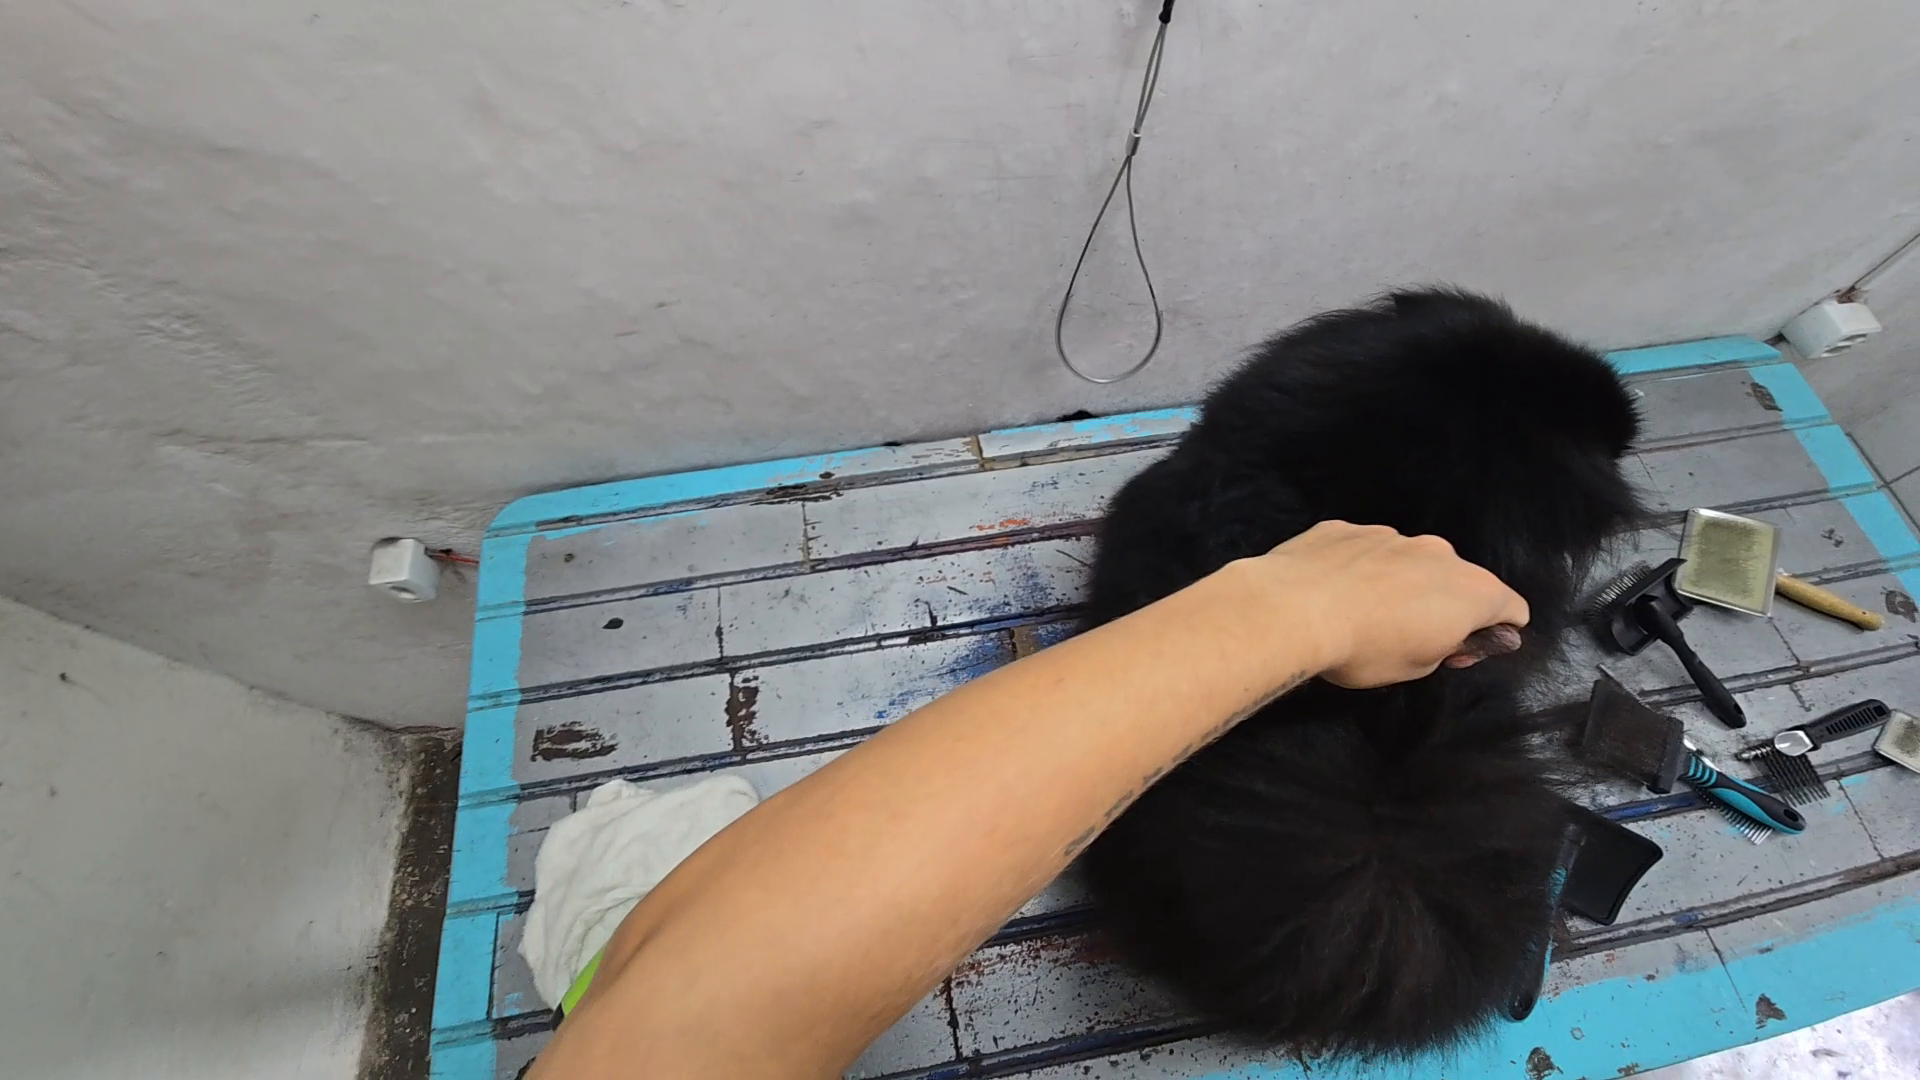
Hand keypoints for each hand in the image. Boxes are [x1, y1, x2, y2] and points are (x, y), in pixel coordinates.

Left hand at [1242, 521, 1529, 688]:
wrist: (1290, 609)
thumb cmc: (1362, 648)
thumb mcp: (1416, 668)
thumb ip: (1444, 646)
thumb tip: (1446, 634)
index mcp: (1471, 590)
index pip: (1510, 609)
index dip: (1491, 634)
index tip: (1456, 650)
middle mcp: (1436, 552)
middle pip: (1453, 579)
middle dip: (1438, 602)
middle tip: (1400, 633)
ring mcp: (1385, 534)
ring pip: (1403, 559)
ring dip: (1392, 580)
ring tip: (1353, 609)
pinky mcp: (1340, 528)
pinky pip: (1357, 548)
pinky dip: (1350, 565)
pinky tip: (1323, 587)